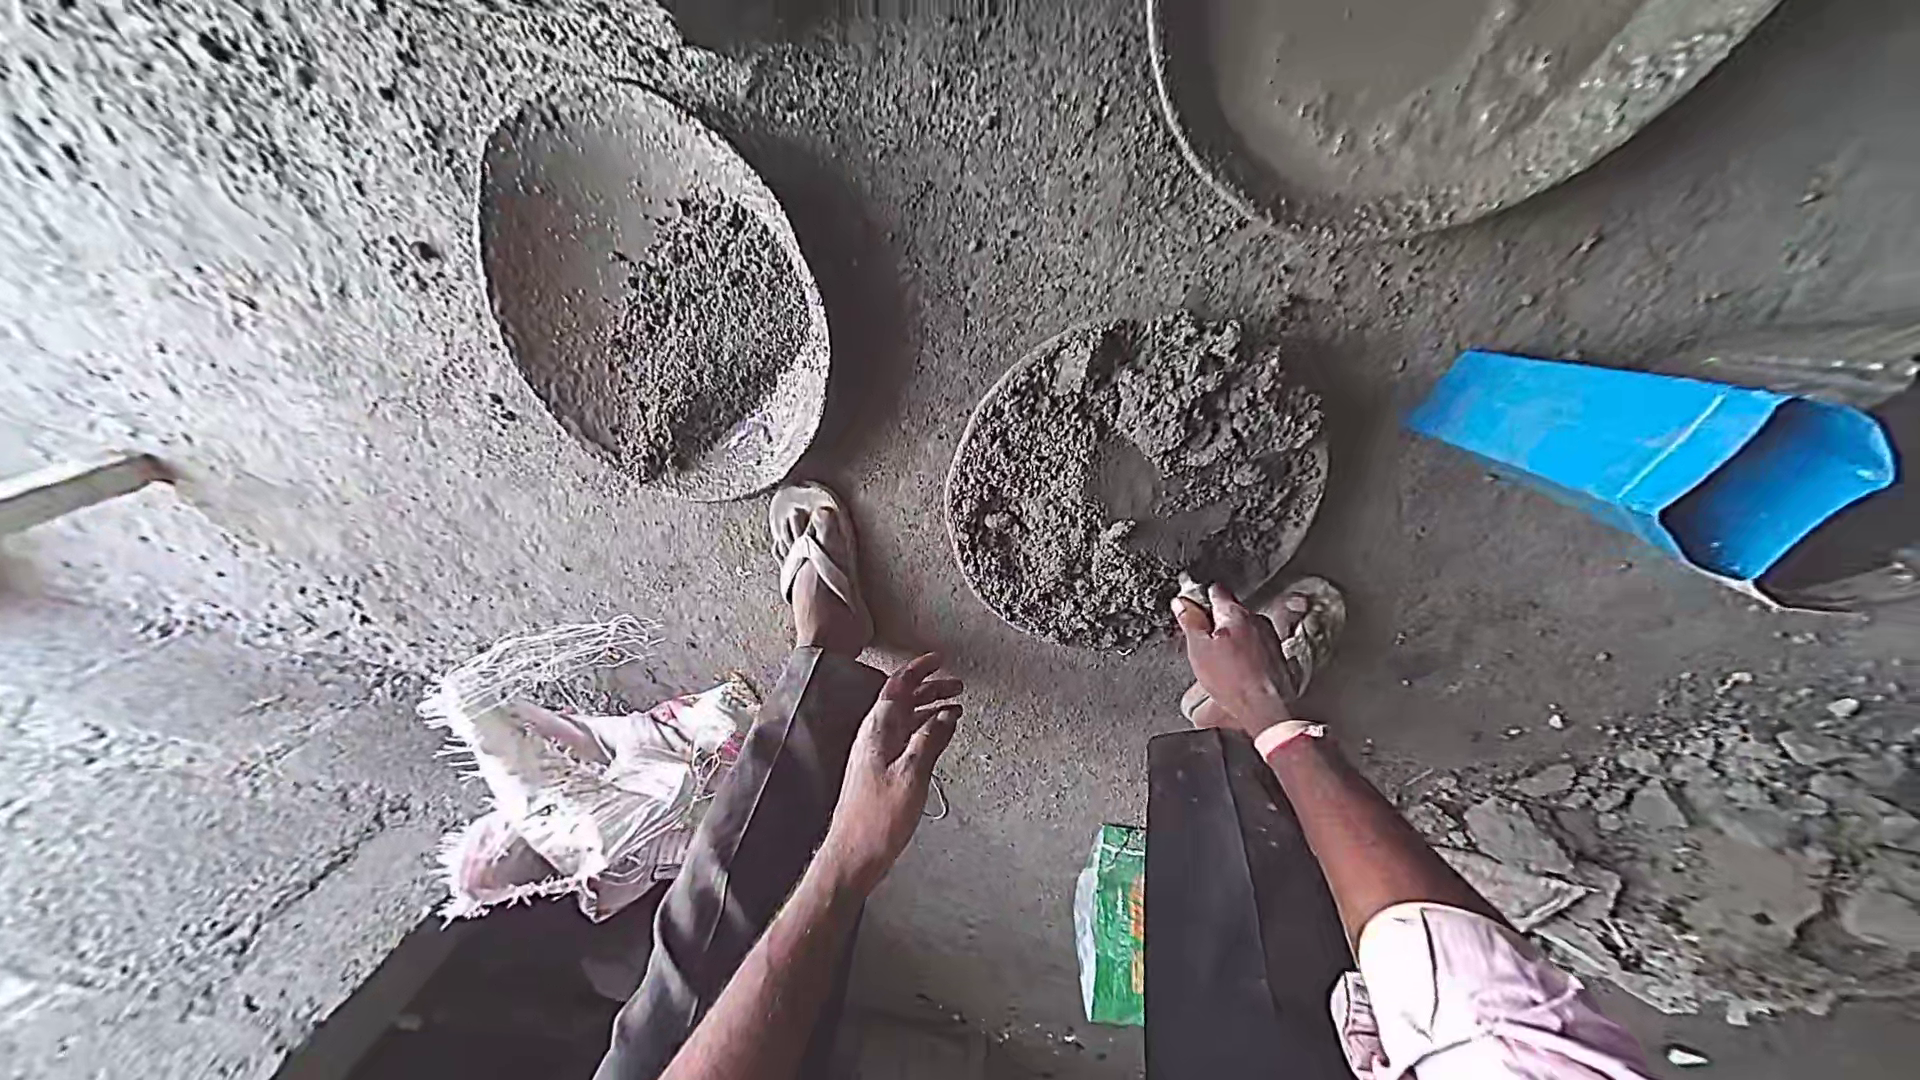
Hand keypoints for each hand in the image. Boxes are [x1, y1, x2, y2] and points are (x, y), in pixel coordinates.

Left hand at [819, 652, 961, 893]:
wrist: (853, 853)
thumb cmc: (876, 819)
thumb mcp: (911, 775)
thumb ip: (930, 740)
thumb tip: (946, 715)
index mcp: (878, 729)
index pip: (898, 685)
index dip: (918, 669)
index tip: (938, 659)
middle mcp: (875, 736)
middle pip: (904, 698)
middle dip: (930, 686)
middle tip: (955, 683)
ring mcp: (877, 752)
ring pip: (907, 717)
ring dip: (930, 706)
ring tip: (954, 703)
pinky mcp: (882, 767)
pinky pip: (907, 735)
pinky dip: (926, 727)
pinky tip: (939, 733)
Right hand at [1172, 584, 1296, 736]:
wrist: (1264, 709)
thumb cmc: (1232, 680)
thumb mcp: (1198, 648)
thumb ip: (1190, 621)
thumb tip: (1181, 603)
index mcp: (1233, 613)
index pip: (1216, 591)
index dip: (1201, 597)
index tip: (1191, 606)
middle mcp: (1255, 619)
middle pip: (1230, 610)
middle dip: (1216, 620)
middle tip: (1202, 639)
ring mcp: (1269, 636)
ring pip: (1244, 627)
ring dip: (1232, 636)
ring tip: (1218, 658)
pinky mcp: (1277, 654)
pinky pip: (1254, 644)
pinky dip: (1244, 650)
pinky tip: (1235, 666)